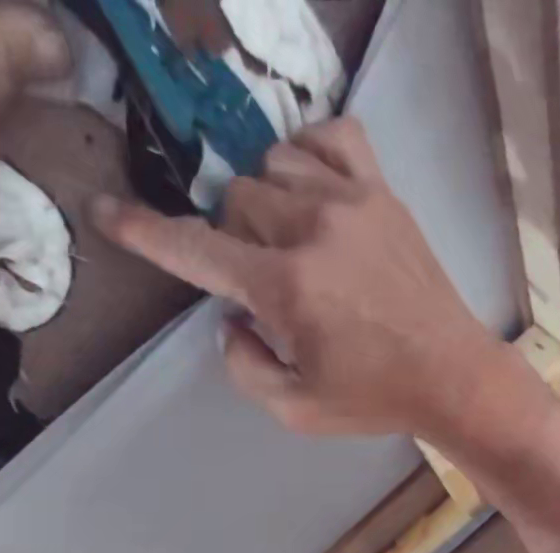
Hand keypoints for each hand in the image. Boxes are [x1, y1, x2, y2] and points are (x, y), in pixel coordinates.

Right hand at [91, 117, 533, 440]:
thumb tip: (229, 318)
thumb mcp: (292, 409)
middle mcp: (313, 230)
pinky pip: (334, 137)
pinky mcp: (384, 192)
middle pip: (235, 199)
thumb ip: (243, 364)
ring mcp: (353, 201)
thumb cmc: (370, 397)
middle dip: (232, 238)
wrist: (451, 373)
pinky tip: (313, 189)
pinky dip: (309, 154)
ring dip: (263, 202)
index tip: (108, 212)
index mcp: (285, 288)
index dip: (146, 232)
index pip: (198, 250)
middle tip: (261, 279)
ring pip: (273, 166)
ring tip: (288, 242)